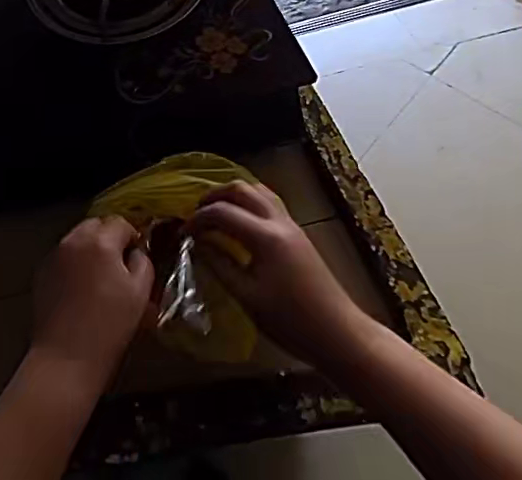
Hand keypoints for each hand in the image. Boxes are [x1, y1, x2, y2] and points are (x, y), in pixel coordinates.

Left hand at [30, 217, 155, 383]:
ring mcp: (55, 256)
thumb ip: (143, 262)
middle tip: (118, 266)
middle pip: (96, 225)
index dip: (132, 237)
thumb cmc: (109, 327)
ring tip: (98, 278)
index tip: (136, 257)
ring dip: (90, 249)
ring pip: (78, 239)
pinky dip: (73, 262)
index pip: (121, 223)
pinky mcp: (41, 273)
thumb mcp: (140, 293)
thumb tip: (135, 252)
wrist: (65, 359)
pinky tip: (79, 289)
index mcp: (101, 242)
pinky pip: (63, 256)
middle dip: (109, 238)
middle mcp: (74, 241)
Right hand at [190, 181, 375, 368]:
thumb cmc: (291, 321)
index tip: (183, 232)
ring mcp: (291, 224)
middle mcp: (278, 221)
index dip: (198, 219)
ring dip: (233, 195)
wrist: (338, 332)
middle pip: (241, 189)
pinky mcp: (298, 233)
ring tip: (215, 212)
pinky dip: (249, 202)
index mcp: (264, 236)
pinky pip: (269, 203)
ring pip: (258, 191)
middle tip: (196, 213)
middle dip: (214, 196)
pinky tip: (240, 221)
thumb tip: (199, 244)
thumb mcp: (248, 297)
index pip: (222, 212)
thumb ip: (220, 265)